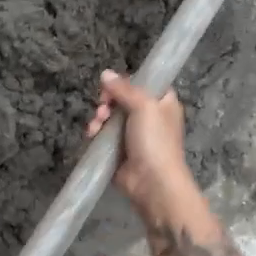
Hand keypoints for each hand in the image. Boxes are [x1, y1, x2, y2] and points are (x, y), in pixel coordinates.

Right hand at [84, 69, 197, 220]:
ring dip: (99, 117)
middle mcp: (149, 117)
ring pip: (110, 117)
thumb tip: (105, 73)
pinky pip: (103, 135)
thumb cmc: (155, 140)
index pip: (145, 83)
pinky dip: (96, 132)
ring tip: (96, 124)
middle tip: (103, 108)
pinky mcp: (119, 150)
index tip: (113, 86)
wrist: (152, 182)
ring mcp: (133, 134)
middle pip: (122, 99)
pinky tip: (91, 135)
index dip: (127, 82)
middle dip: (108, 101)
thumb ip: (124, 88)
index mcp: (163, 103)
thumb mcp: (144, 106)